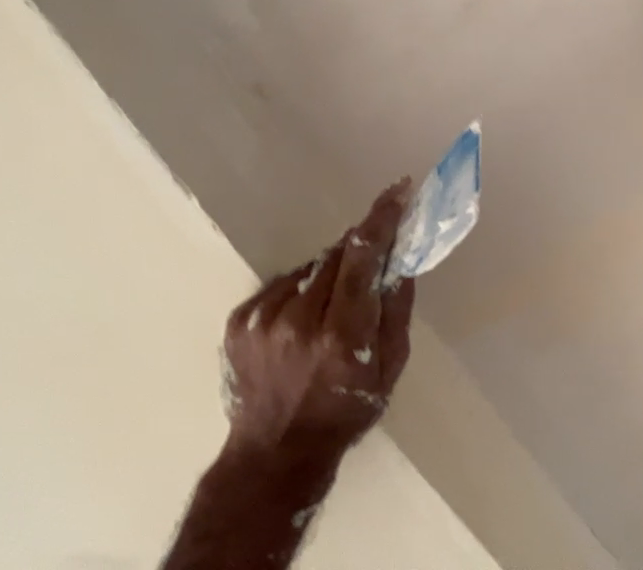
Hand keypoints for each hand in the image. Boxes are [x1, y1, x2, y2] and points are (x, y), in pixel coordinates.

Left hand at [219, 179, 417, 469]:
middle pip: (338, 255)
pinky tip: (308, 316)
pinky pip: (283, 283)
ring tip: (338, 301)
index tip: (398, 190)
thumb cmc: (346, 410)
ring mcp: (263, 319)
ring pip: (311, 267)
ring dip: (333, 270)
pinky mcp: (240, 321)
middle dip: (362, 245)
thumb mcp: (390, 366)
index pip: (364, 258)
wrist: (274, 452)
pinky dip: (303, 288)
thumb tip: (403, 259)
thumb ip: (397, 309)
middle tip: (378, 247)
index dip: (382, 219)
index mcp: (342, 334)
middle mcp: (299, 320)